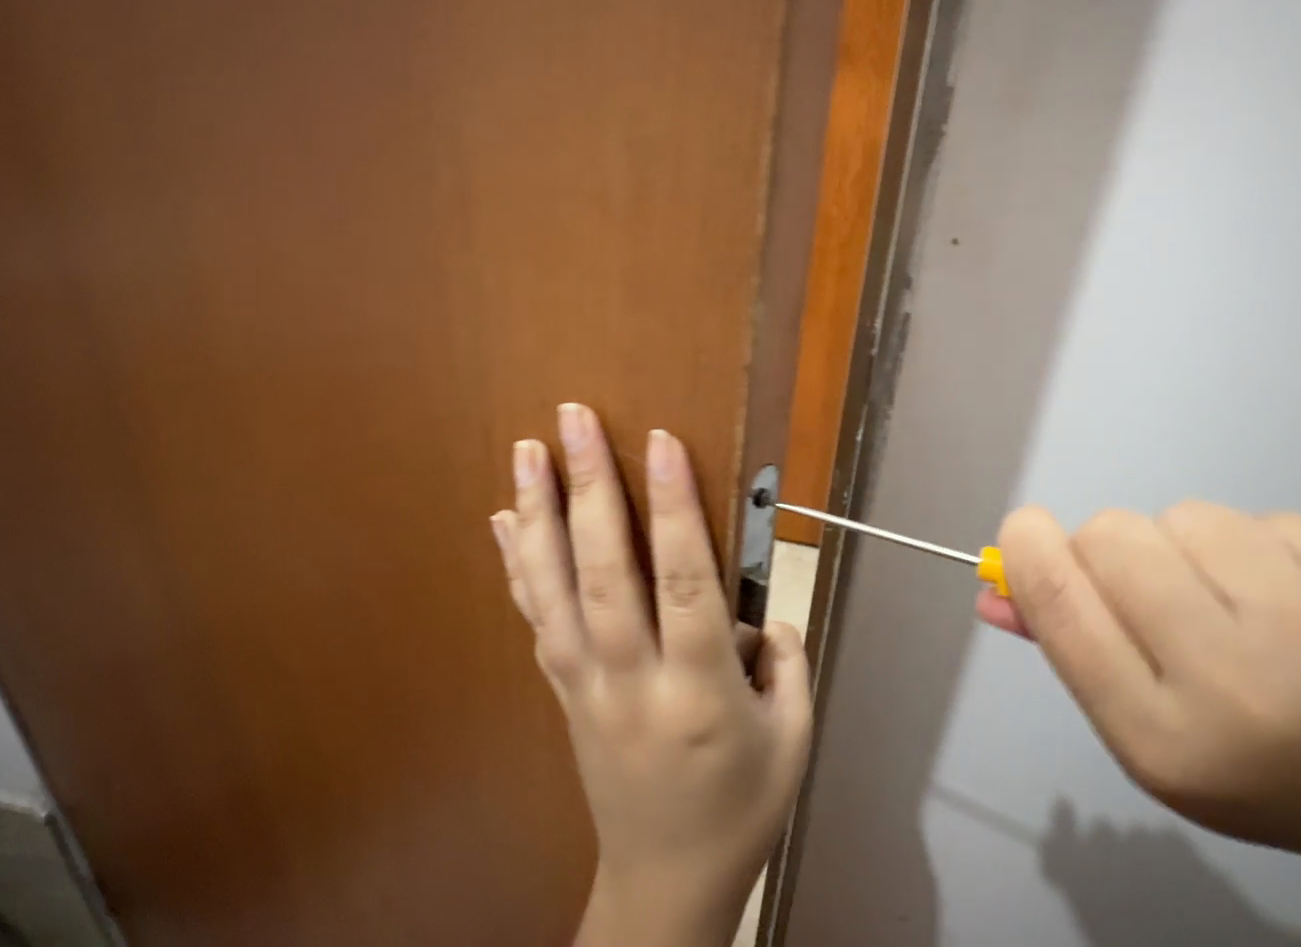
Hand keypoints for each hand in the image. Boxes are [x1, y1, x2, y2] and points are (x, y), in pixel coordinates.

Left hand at [491, 404, 811, 946]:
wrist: (665, 879)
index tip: (662, 444)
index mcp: (700, 694)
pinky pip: (537, 619)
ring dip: (540, 515)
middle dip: (590, 490)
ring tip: (528, 451)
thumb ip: (785, 661)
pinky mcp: (564, 691)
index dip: (673, 509)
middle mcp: (632, 681)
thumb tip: (758, 608)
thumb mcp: (794, 738)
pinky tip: (507, 521)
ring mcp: (586, 686)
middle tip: (575, 421)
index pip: (686, 585)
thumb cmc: (740, 810)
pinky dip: (519, 565)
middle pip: (605, 574)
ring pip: (556, 591)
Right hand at [981, 502, 1300, 874]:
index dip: (1028, 552)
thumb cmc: (1280, 779)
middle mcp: (1241, 684)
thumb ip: (1077, 656)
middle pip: (1113, 538)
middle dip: (1112, 549)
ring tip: (1241, 604)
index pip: (1065, 607)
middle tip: (1151, 588)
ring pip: (1186, 516)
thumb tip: (996, 590)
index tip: (1023, 531)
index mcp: (1170, 742)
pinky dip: (1260, 547)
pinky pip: (1260, 516)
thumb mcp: (1161, 742)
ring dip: (1190, 546)